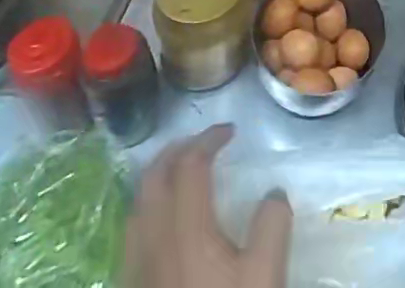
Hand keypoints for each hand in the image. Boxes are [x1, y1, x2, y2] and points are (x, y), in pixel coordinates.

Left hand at [124, 124, 292, 287]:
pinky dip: (147, 204)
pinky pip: (132, 228)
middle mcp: (154, 236)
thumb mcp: (265, 278)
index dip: (209, 139)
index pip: (191, 164)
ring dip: (158, 173)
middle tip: (203, 142)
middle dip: (178, 149)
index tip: (230, 132)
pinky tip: (162, 218)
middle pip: (155, 173)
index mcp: (187, 227)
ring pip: (138, 199)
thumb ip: (272, 227)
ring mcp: (137, 262)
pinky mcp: (130, 284)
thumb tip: (274, 191)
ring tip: (181, 170)